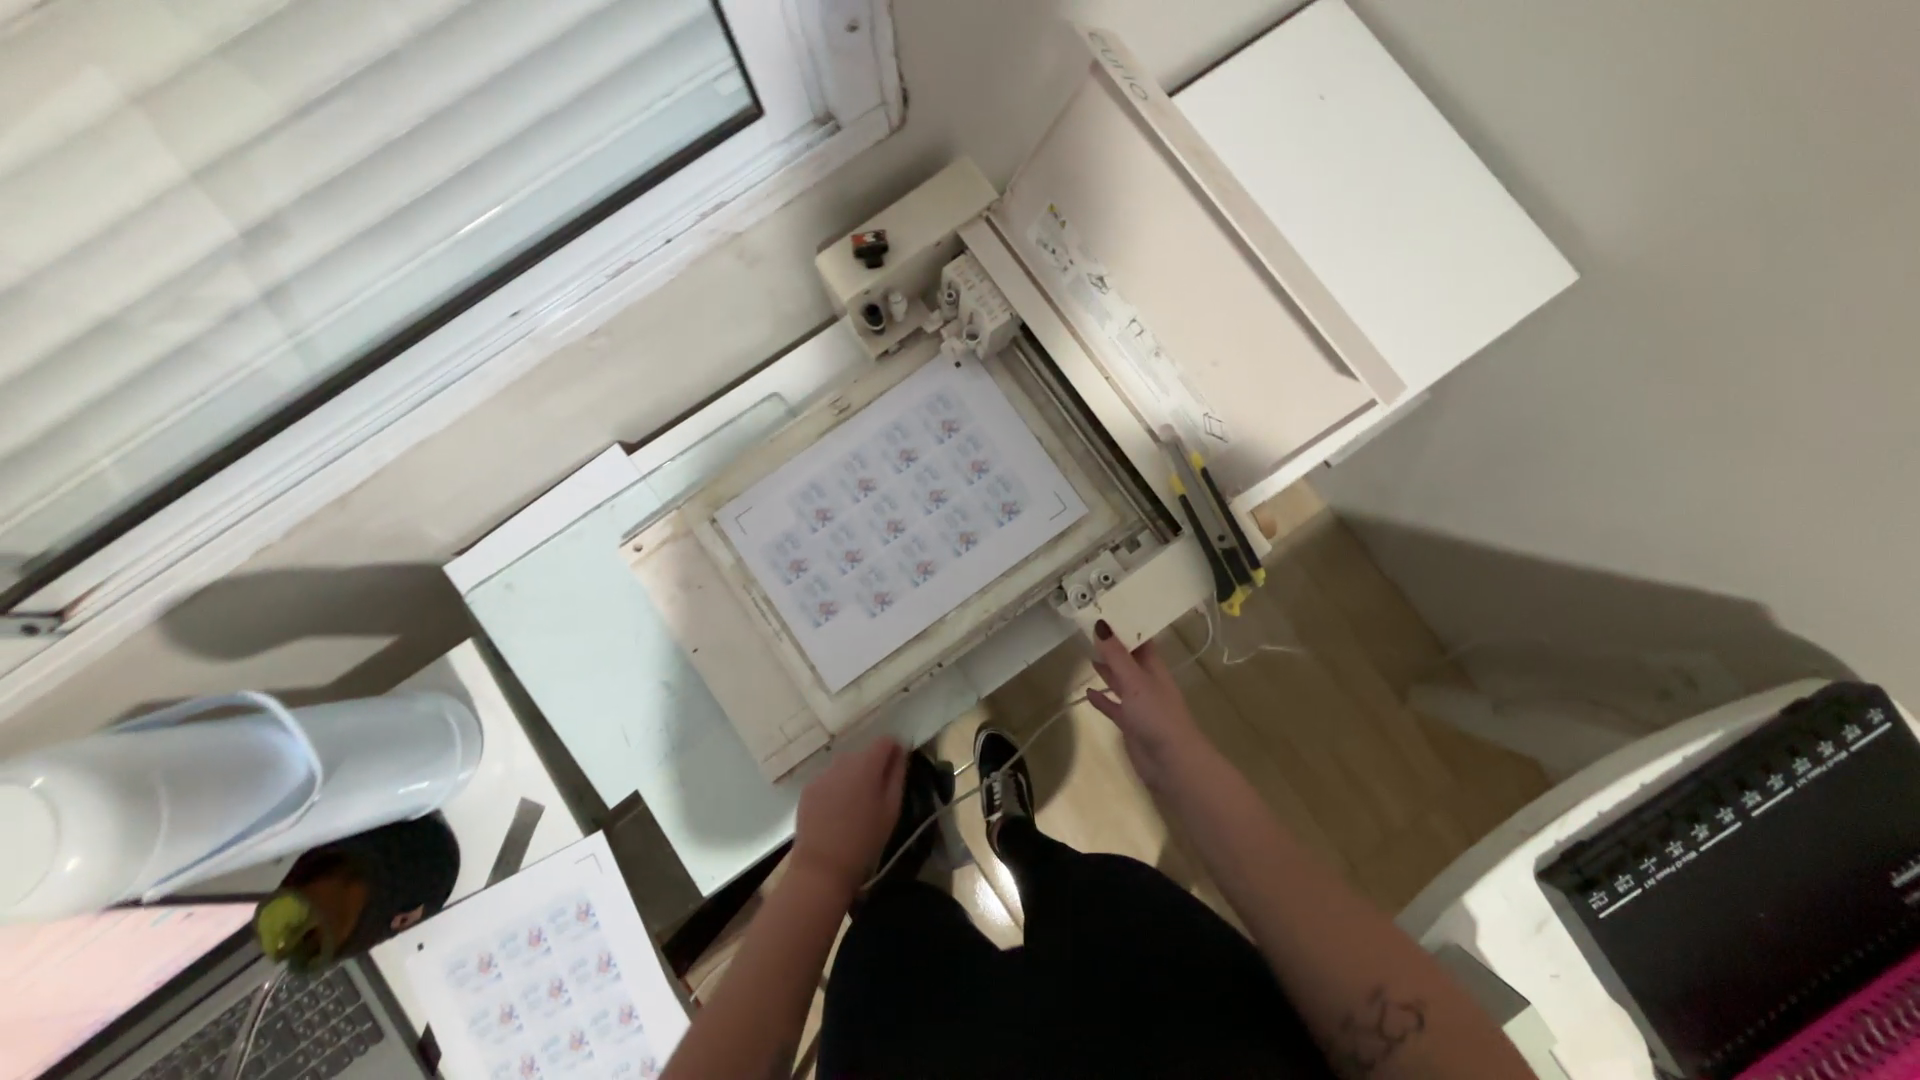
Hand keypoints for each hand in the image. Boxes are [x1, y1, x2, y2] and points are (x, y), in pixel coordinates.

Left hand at [792, 738, 907, 895]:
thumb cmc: (864, 840)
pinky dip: (837, 788)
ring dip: (854, 777)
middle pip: (864, 753)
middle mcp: (842, 762)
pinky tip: (837, 812)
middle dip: (873, 766)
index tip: (897, 770)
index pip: (885, 740)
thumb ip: (897, 774)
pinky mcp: (808, 789)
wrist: (822, 866)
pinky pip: (829, 779)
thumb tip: (901, 751)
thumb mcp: (891, 809)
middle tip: (877, 796)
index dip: (894, 750)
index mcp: (866, 765)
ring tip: (856, 806)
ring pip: (845, 766)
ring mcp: (822, 775)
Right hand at [1087, 621, 1210, 790]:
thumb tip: (1100, 624)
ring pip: (1120, 682)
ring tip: (1088, 655)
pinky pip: (1113, 707)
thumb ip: (1116, 655)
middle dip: (1113, 646)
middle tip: (1090, 629)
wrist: (1171, 762)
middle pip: (1128, 659)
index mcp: (1153, 668)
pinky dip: (1102, 699)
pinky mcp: (1130, 724)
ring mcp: (1139, 705)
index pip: (1140, 640)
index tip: (1105, 609)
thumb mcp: (1135, 681)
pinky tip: (1088, 693)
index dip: (1125, 625)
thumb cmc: (1157, 716)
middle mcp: (1147, 683)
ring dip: (1107, 670)